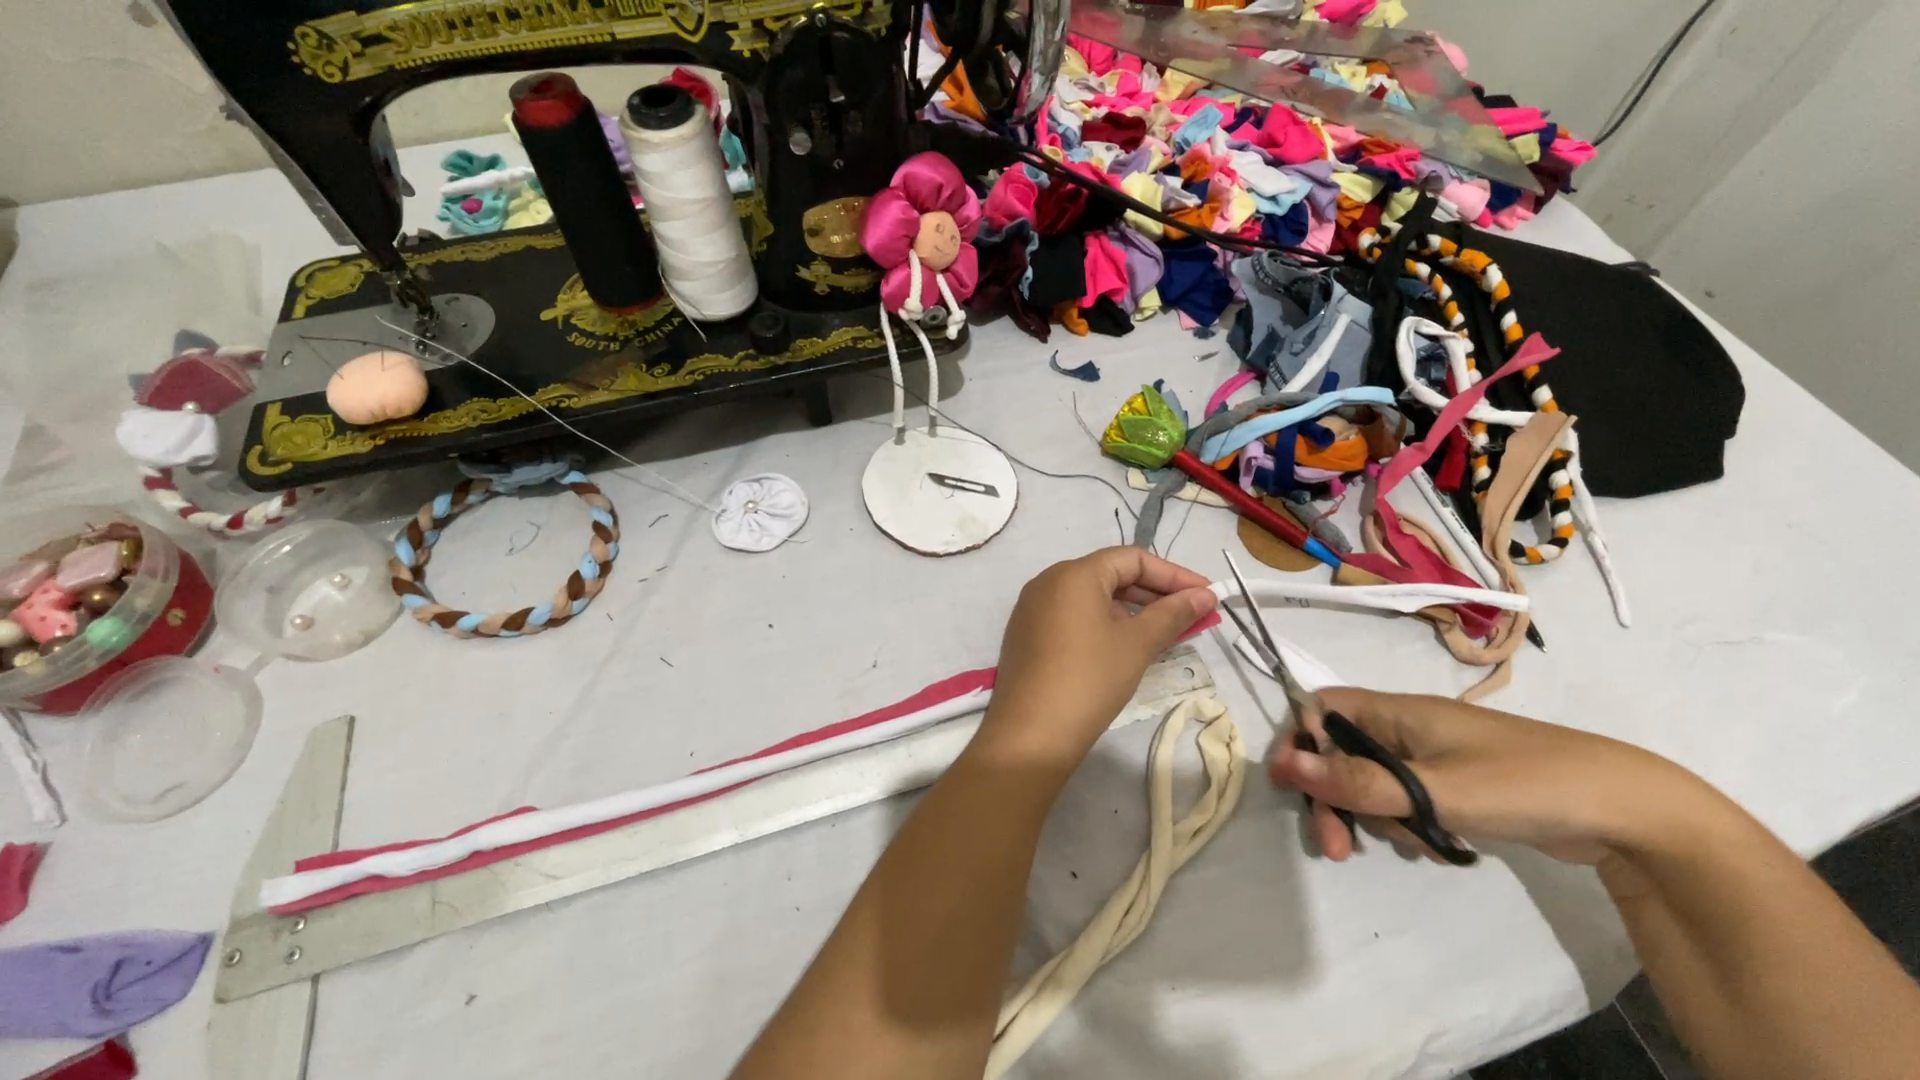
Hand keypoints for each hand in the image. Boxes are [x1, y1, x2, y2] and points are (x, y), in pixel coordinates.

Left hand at [976, 547, 1217, 769]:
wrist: (1031, 734)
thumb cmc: (1089, 679)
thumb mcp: (1137, 644)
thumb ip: (1173, 614)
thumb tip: (1204, 595)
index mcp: (1073, 574)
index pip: (1132, 558)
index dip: (1173, 574)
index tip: (1206, 595)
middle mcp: (1048, 582)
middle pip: (1110, 575)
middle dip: (1154, 593)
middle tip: (1192, 616)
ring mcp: (1033, 610)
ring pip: (1092, 598)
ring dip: (1131, 611)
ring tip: (1166, 634)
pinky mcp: (1027, 637)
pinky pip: (1073, 618)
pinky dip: (1104, 625)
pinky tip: (1127, 648)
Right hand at [1269, 687, 1714, 864]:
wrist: (1627, 809)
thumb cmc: (1525, 784)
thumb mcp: (1434, 789)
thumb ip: (1359, 783)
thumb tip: (1283, 766)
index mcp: (1399, 711)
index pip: (1322, 710)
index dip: (1300, 742)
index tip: (1294, 788)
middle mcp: (1409, 727)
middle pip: (1342, 753)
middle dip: (1335, 799)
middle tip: (1336, 848)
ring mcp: (1435, 757)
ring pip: (1374, 783)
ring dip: (1377, 818)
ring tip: (1415, 846)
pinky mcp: (1457, 786)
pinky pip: (1409, 800)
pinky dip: (1412, 824)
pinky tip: (1441, 847)